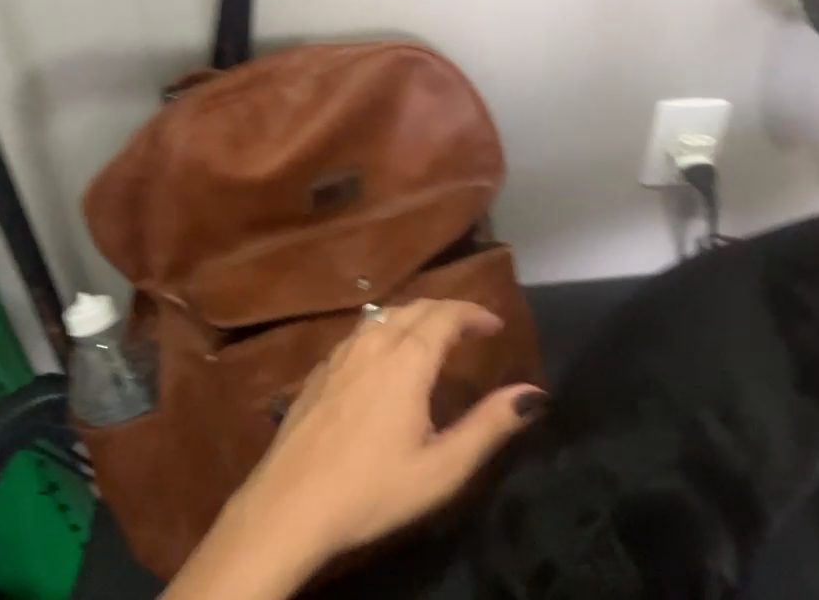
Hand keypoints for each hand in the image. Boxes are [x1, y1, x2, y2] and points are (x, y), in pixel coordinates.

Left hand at [166, 300, 544, 598]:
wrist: (285, 511)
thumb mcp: (441, 469)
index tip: (496, 325)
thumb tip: (533, 393)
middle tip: (471, 328)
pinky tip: (382, 359)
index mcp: (407, 361)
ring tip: (433, 337)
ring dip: (415, 317)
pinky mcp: (316, 375)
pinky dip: (384, 331)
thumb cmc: (371, 491)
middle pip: (415, 307)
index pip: (446, 314)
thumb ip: (489, 426)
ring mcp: (339, 357)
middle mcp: (373, 346)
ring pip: (383, 316)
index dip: (474, 313)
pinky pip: (358, 334)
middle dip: (448, 310)